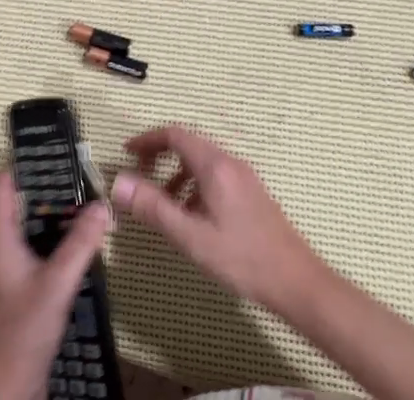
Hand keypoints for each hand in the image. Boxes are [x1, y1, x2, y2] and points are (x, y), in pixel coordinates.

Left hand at [0, 171, 109, 399]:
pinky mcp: (29, 287)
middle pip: (23, 206)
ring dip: (59, 214)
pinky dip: (63, 238)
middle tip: (80, 169)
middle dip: (49, 188)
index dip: (18, 165)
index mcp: (1, 241)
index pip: (3, 190)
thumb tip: (102, 205)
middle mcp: (6, 249)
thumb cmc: (25, 328)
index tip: (44, 146)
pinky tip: (86, 240)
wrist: (13, 382)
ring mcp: (17, 270)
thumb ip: (80, 244)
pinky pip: (46, 250)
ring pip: (36, 229)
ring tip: (89, 197)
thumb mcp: (56, 283)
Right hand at [110, 125, 326, 309]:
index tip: (126, 154)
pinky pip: (215, 176)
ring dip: (176, 174)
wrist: (295, 279)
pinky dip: (194, 186)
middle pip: (188, 144)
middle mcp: (230, 163)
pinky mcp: (251, 192)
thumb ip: (153, 207)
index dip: (147, 140)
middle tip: (139, 179)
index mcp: (215, 166)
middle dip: (159, 156)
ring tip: (162, 205)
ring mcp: (243, 177)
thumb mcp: (190, 235)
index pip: (175, 135)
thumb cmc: (241, 257)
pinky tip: (191, 217)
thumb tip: (118, 182)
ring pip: (201, 162)